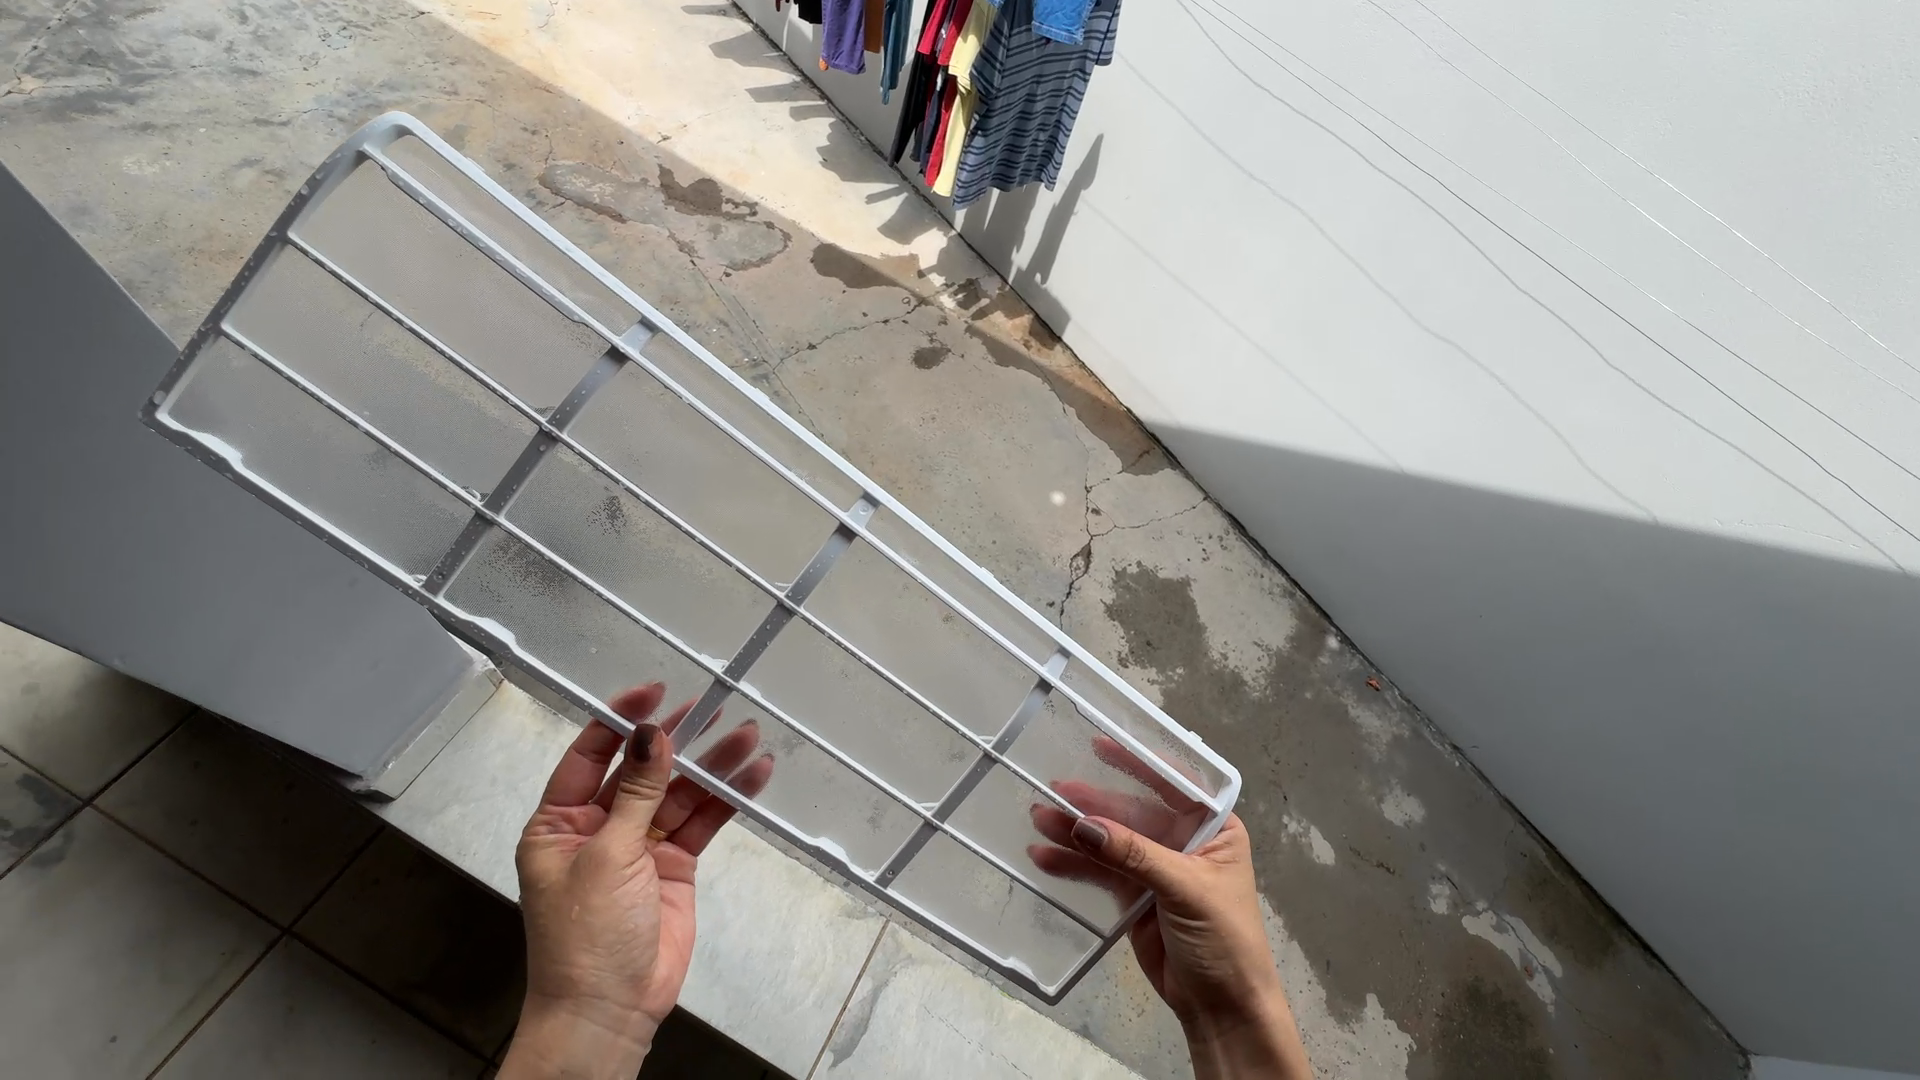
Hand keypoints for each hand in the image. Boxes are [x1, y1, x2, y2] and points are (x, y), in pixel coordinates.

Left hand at [500, 683, 771, 1079]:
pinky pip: (703, 821)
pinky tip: (754, 774)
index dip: (620, 720)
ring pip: (681, 792)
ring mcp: (642, 844)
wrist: (610, 1011)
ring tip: (748, 735)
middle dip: (678, 739)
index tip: (655, 692)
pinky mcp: (676, 863)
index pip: (590, 755)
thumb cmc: (586, 933)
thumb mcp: (608, 855)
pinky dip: (728, 799)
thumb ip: (637, 791)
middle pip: (644, 769)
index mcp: (562, 821)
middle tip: (713, 707)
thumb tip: (652, 733)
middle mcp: (601, 825)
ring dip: (713, 766)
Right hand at [1028, 743, 1310, 1079]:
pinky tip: (1044, 857)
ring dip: (1075, 832)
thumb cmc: (1224, 940)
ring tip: (1038, 819)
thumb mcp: (1185, 889)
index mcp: (1213, 828)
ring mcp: (1154, 866)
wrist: (1223, 1010)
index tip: (1100, 745)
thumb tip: (1083, 826)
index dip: (1138, 762)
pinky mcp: (1133, 894)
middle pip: (1131, 811)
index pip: (1174, 783)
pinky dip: (1073, 863)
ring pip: (1109, 839)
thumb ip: (1134, 855)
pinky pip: (1099, 870)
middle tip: (1053, 792)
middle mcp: (1182, 840)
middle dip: (1093, 803)